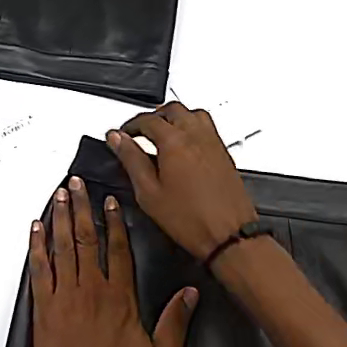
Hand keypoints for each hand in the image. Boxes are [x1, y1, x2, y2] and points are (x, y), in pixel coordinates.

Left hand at [31, 178, 197, 346]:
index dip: (114, 220)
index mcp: (119, 300)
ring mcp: (65, 301)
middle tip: (76, 184)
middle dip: (81, 207)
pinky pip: (39, 271)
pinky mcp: (44, 314)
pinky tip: (35, 230)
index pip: (117, 247)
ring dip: (60, 217)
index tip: (110, 200)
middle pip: (86, 238)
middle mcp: (91, 292)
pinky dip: (36, 247)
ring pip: (61, 247)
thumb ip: (175, 323)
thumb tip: (189, 294)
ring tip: (59, 195)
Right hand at [108, 103, 258, 262]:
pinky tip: (186, 144)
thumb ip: (131, 160)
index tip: (123, 135)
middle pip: (171, 110)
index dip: (130, 125)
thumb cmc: (193, 220)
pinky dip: (192, 126)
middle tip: (141, 130)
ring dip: (175, 117)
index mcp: (174, 140)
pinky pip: (206, 126)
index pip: (147, 120)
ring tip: (164, 132)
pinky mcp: (224, 153)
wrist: (229, 237)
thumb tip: (117, 139)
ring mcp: (212, 142)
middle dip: (153, 116)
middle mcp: (195, 135)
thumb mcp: (149, 193)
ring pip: (192, 114)